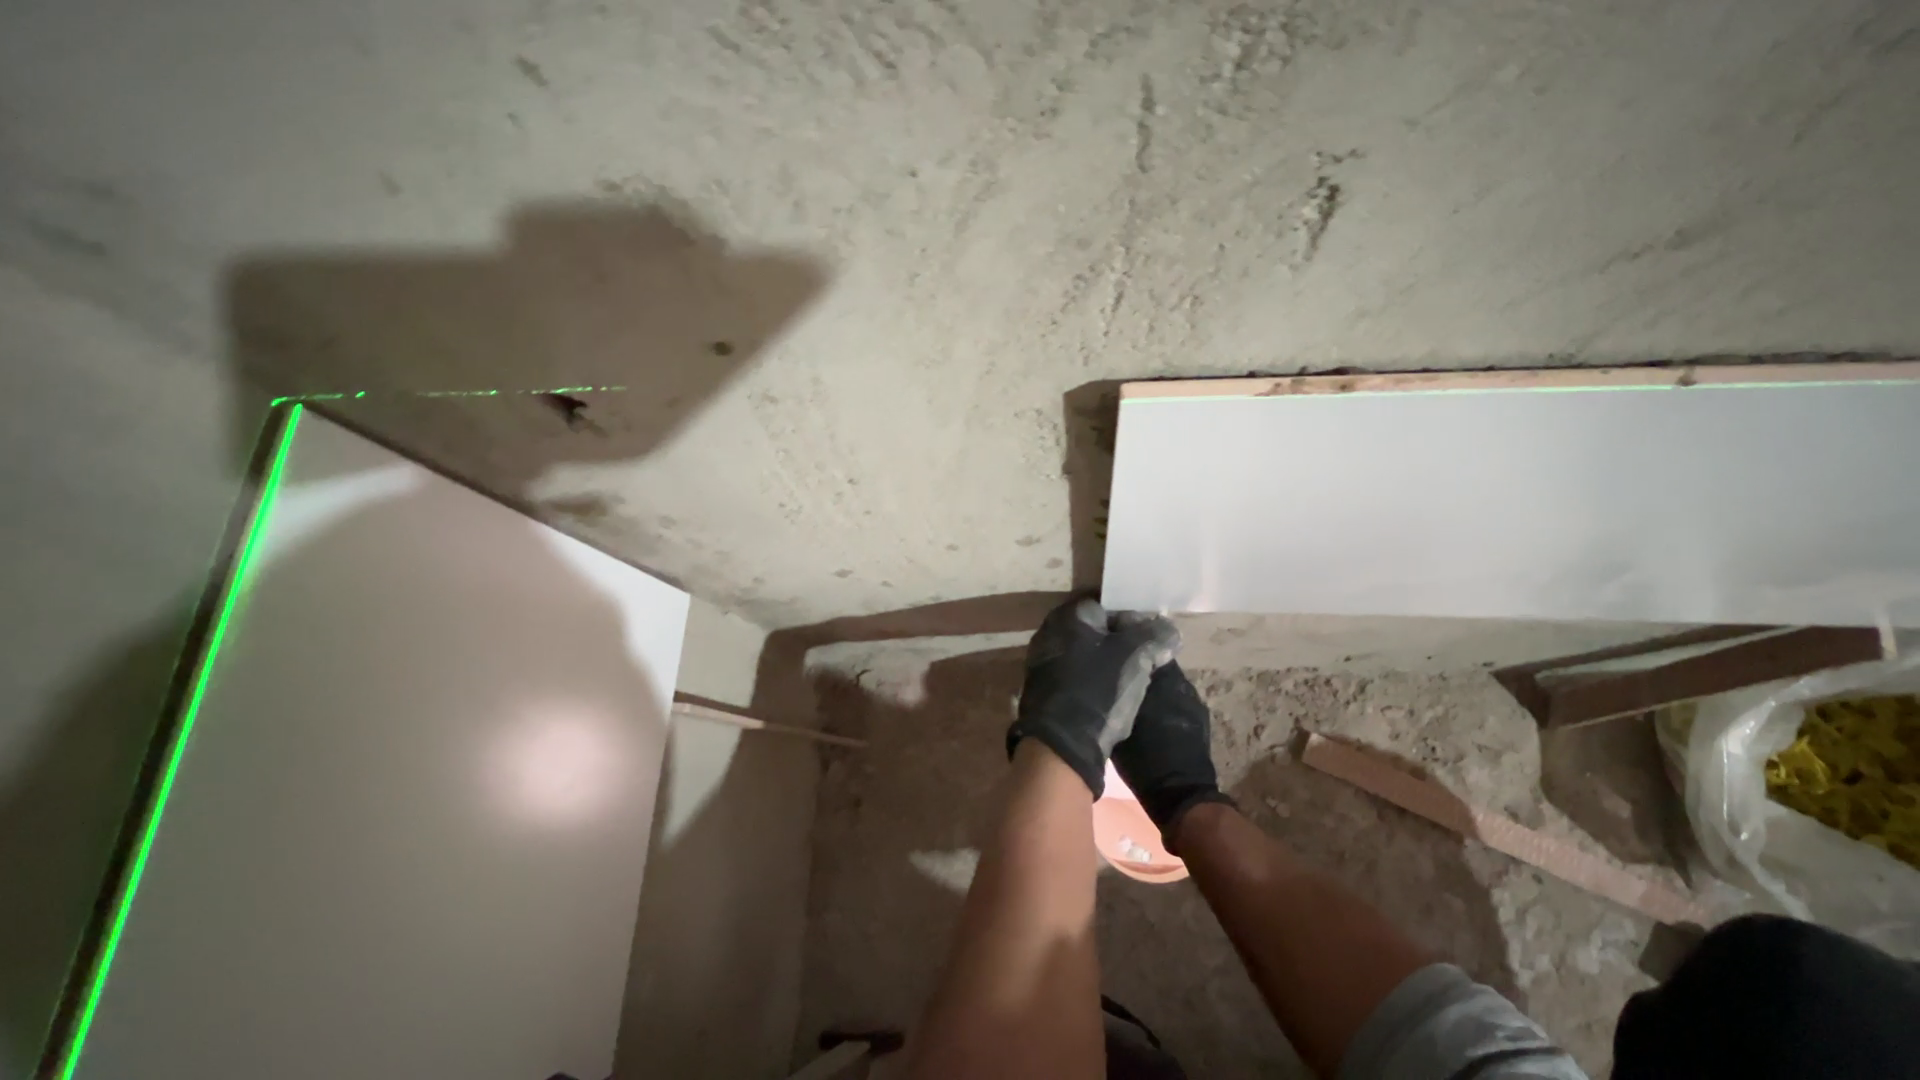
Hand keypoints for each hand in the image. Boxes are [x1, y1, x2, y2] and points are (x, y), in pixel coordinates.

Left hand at [1006, 598, 1178, 796]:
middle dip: (1121, 643)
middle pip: (1094, 631)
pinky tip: (1111, 699)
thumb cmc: (1100, 688)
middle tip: (1146, 659)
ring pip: (1085, 656)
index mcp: (1067, 616)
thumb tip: (1168, 630)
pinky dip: (1093, 684)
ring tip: (1133, 681)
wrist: (1062, 744)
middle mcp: (1048, 634)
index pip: (1105, 604)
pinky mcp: (1042, 693)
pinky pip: (1075, 679)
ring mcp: (1041, 665)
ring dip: (1107, 665)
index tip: (1152, 637)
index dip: (1133, 619)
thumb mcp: (1136, 655)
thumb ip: (1155, 635)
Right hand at [1111, 660, 1232, 850]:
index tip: (1112, 651)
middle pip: (1158, 666)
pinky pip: (1178, 701)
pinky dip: (1165, 702)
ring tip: (1133, 694)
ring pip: (1169, 684)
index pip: (1144, 650)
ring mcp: (1193, 703)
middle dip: (1141, 667)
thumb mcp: (1119, 727)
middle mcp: (1181, 686)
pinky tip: (1152, 715)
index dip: (1128, 649)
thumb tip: (1102, 682)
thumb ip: (1116, 699)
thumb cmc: (1144, 762)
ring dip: (1154, 686)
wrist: (1181, 795)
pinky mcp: (1200, 719)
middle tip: (1119, 673)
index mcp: (1161, 682)